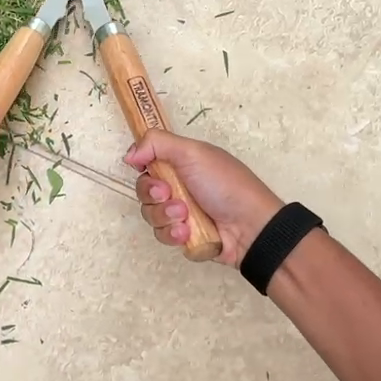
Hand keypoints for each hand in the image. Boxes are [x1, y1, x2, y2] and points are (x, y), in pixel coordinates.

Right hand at [124, 130, 282, 266]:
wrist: (251, 227)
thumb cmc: (225, 185)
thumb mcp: (192, 152)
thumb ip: (157, 143)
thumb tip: (130, 154)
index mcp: (181, 164)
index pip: (147, 164)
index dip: (142, 169)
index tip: (146, 171)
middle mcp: (179, 187)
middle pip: (144, 191)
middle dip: (153, 195)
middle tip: (169, 194)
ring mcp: (181, 213)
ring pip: (151, 216)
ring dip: (164, 216)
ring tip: (185, 217)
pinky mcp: (184, 237)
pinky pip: (163, 236)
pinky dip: (173, 234)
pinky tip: (187, 233)